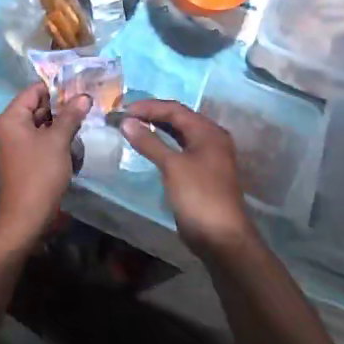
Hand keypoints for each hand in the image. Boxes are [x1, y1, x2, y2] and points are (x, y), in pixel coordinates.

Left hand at [0, 83, 92, 245]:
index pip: (32, 92)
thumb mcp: (58, 141)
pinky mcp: (15, 161)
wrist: (25, 218)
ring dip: (57, 126)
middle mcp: (4, 129)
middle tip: (85, 109)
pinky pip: (33, 142)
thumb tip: (84, 96)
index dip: (56, 89)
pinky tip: (69, 145)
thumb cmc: (40, 174)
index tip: (79, 91)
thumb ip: (70, 116)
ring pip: (36, 126)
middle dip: (59, 109)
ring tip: (81, 127)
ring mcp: (8, 146)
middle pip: (33, 108)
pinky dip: (50, 141)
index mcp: (9, 119)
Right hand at [117, 100, 254, 253]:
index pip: (175, 109)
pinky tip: (149, 147)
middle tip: (125, 117)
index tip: (122, 110)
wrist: (221, 237)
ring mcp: (208, 156)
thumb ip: (149, 141)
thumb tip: (126, 122)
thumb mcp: (172, 166)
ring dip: (157, 129)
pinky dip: (163, 144)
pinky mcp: (202, 172)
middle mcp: (211, 139)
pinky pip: (180, 149)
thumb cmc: (198, 196)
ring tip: (132, 128)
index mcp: (208, 132)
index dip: (148, 107)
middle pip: (178, 119)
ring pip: (179, 134)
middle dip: (152, 115)